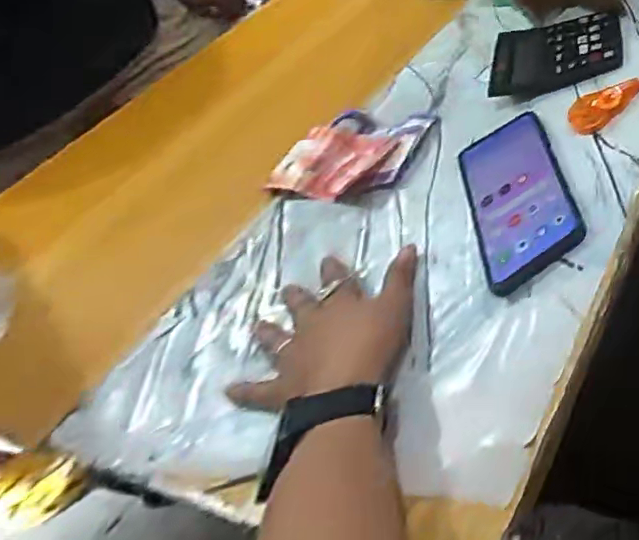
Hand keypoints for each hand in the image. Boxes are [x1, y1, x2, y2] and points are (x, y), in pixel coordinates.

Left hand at [227, 247, 417, 410]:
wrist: (344, 392)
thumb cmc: (374, 344)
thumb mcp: (396, 306)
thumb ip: (400, 278)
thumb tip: (409, 246)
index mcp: (341, 306)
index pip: (338, 282)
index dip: (333, 271)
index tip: (326, 260)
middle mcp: (312, 326)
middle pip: (303, 308)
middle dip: (297, 297)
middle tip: (287, 289)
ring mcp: (293, 357)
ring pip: (277, 341)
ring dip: (268, 333)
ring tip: (257, 325)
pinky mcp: (282, 388)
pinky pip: (258, 389)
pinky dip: (245, 389)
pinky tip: (229, 388)